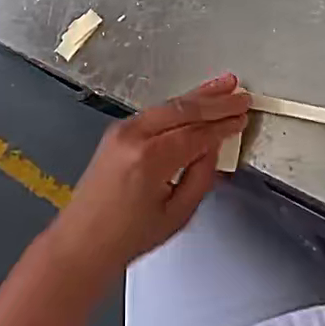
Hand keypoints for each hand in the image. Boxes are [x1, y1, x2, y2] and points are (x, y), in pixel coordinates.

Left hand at [42, 74, 249, 279]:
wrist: (82, 239)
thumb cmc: (125, 236)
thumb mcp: (177, 214)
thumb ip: (201, 177)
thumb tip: (213, 149)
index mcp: (150, 159)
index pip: (196, 134)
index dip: (223, 125)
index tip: (242, 118)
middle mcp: (134, 137)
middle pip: (183, 110)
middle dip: (216, 102)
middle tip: (240, 96)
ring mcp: (122, 130)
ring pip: (169, 105)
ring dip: (198, 96)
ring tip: (224, 86)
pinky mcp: (117, 131)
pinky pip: (155, 111)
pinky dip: (178, 105)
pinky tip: (194, 100)